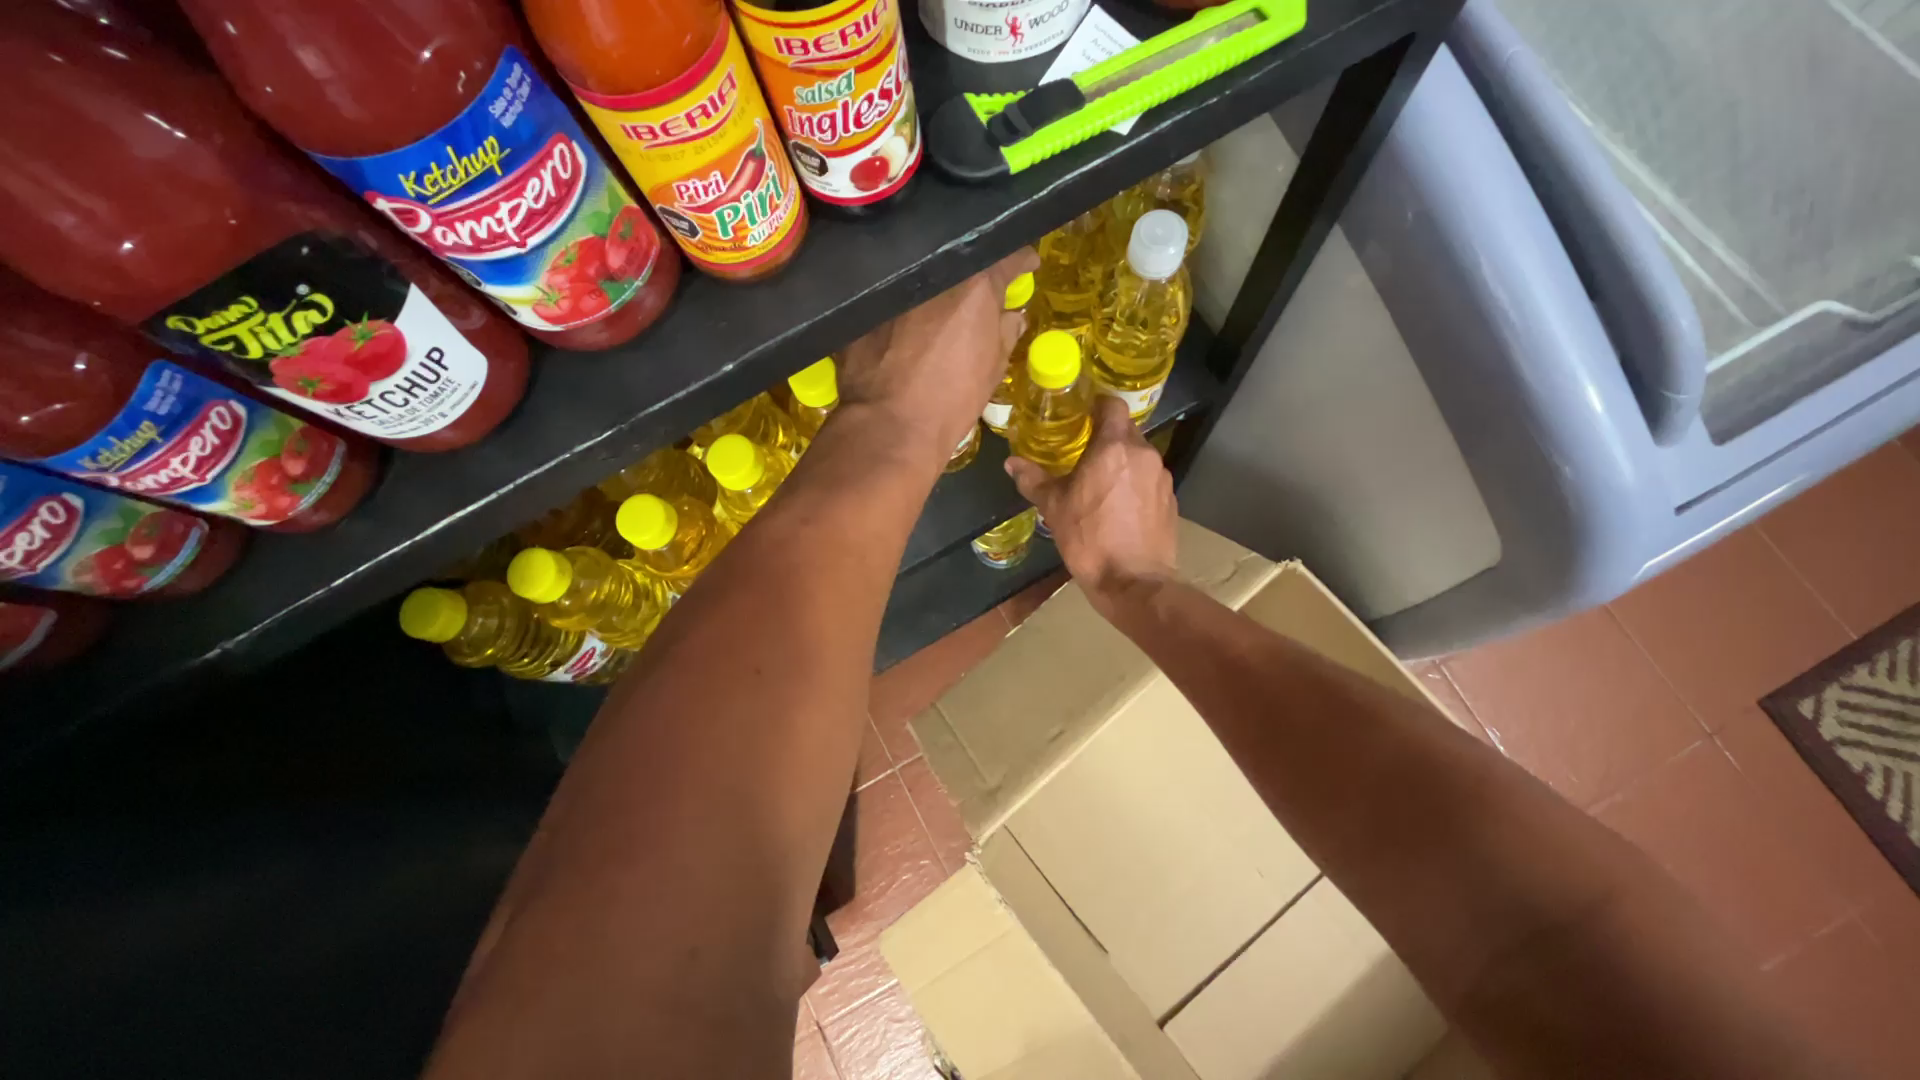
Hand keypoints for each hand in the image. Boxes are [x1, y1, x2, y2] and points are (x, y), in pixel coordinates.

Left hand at [837, 248, 1038, 465]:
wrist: (890, 425)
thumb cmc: (952, 400)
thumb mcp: (993, 368)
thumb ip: (1006, 332)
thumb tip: (1012, 316)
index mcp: (975, 285)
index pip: (1007, 257)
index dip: (1021, 261)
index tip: (1027, 266)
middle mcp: (935, 274)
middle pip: (962, 264)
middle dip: (976, 275)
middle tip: (983, 294)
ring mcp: (896, 287)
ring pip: (925, 277)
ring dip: (938, 291)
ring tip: (944, 309)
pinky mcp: (866, 305)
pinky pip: (893, 298)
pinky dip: (905, 309)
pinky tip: (907, 327)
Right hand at [1006, 397, 1177, 611]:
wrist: (1133, 581)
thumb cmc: (1089, 539)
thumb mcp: (1054, 508)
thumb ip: (1033, 480)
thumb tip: (1012, 463)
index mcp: (1114, 447)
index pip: (1111, 405)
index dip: (1096, 405)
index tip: (1081, 414)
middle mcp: (1143, 454)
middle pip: (1125, 430)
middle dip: (1105, 437)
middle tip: (1083, 452)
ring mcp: (1161, 477)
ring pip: (1138, 456)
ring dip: (1120, 462)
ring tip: (1099, 482)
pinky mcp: (1170, 500)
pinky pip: (1149, 480)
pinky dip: (1134, 484)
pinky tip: (1119, 506)